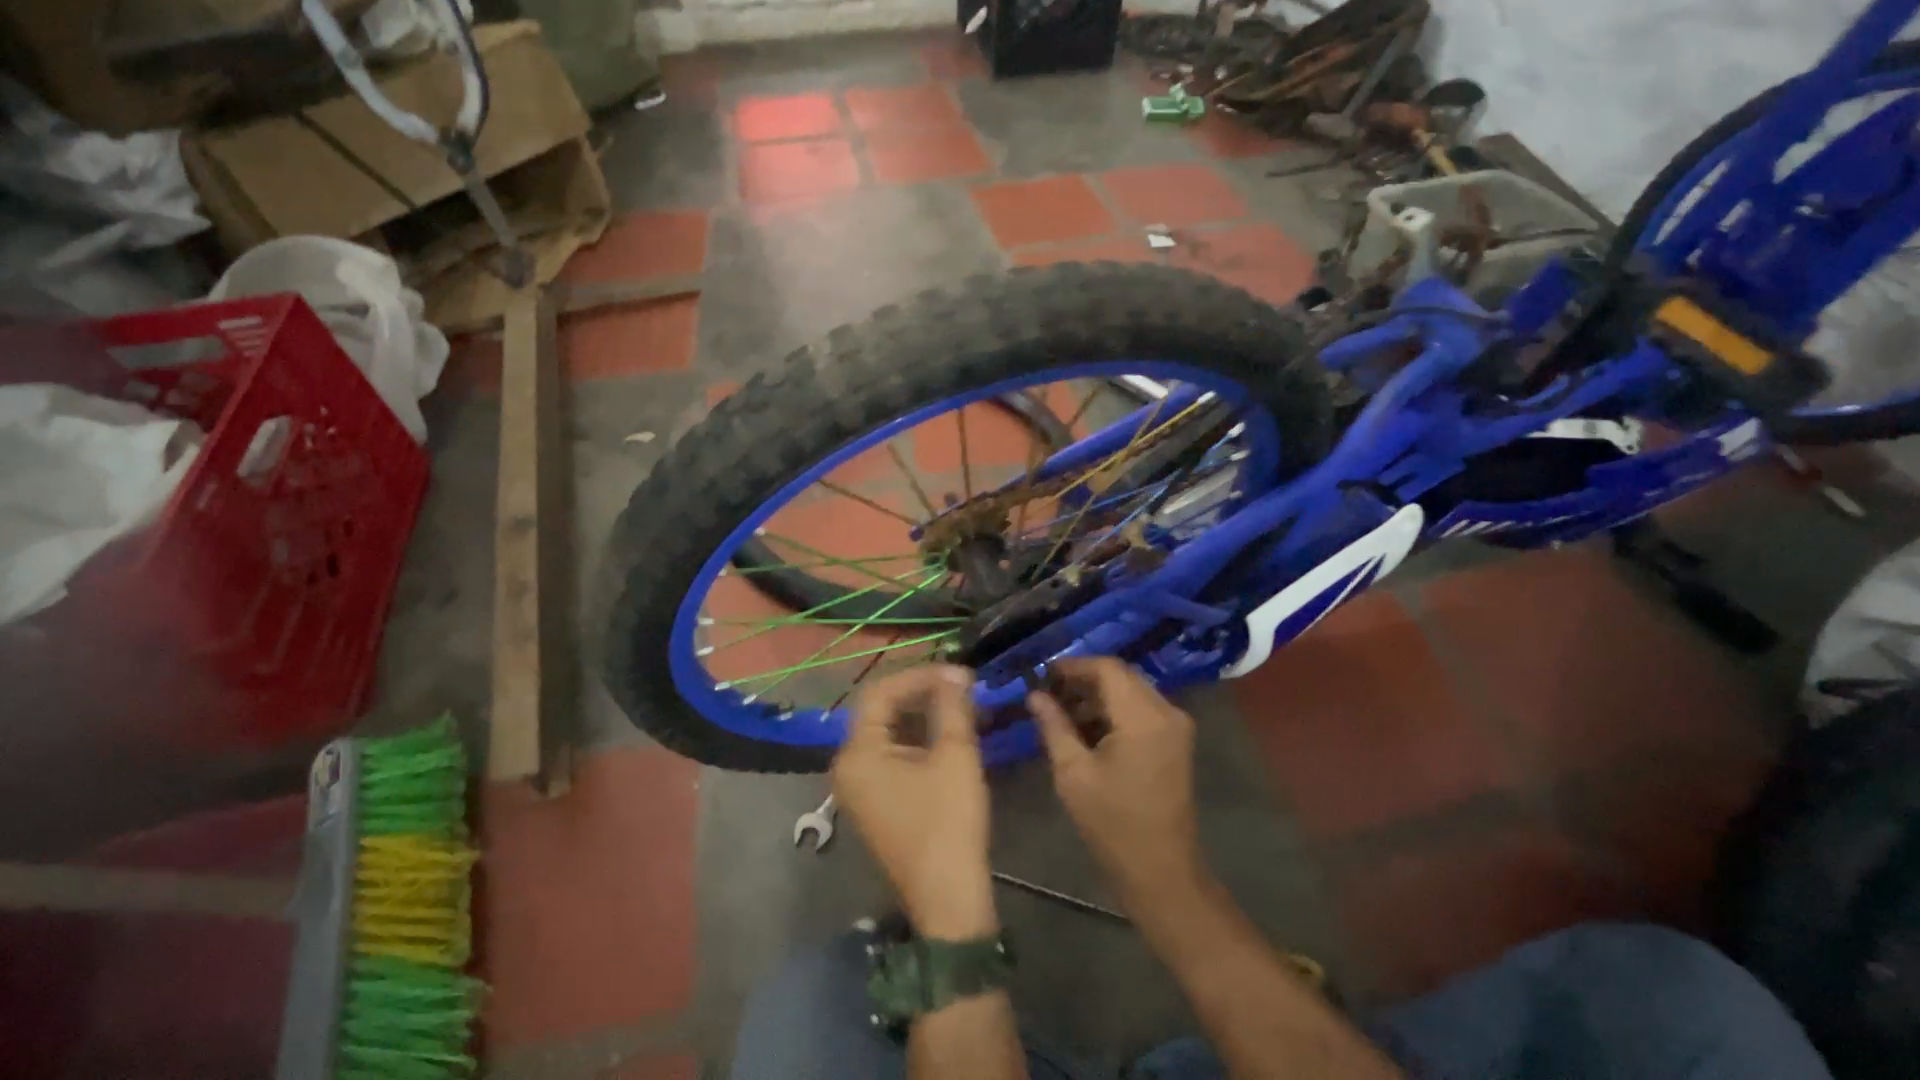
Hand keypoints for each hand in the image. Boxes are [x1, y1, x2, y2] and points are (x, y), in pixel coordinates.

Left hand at [833, 665, 997, 938]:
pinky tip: (951, 736)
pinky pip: (894, 757)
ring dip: (924, 716)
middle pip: (881, 712)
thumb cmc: (948, 822)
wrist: (948, 897)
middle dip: (922, 694)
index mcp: (857, 753)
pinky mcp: (878, 803)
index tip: (959, 672)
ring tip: (962, 706)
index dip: (920, 676)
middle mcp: (849, 767)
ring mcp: (861, 788)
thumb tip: (955, 672)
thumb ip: (952, 707)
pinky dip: (921, 741)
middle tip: (963, 686)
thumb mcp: (954, 757)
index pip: (880, 694)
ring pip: (890, 735)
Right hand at [1029, 658, 1200, 898]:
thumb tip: (1035, 695)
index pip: (1108, 669)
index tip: (1041, 675)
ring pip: (1132, 692)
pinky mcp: (1176, 742)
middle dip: (1084, 680)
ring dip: (1098, 697)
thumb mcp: (1073, 773)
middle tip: (1047, 694)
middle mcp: (1167, 712)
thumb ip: (1054, 727)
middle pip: (1122, 677)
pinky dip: (1115, 712)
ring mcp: (1176, 727)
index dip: (1073, 666)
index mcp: (1144, 717)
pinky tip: (1086, 730)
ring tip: (1061, 714)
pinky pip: (1142, 711)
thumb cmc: (1112, 824)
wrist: (1161, 870)